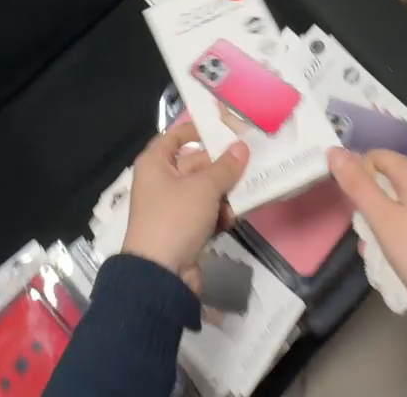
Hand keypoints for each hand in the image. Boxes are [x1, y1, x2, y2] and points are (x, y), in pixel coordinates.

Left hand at [122, 122, 248, 279]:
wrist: (160, 275)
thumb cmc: (175, 218)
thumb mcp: (203, 188)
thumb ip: (225, 167)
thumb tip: (241, 147)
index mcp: (155, 163)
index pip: (175, 136)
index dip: (197, 130)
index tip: (225, 129)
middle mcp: (160, 181)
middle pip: (195, 164)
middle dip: (221, 167)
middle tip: (251, 163)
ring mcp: (172, 207)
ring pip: (204, 190)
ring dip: (224, 193)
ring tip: (246, 193)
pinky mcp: (183, 230)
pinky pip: (205, 213)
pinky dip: (219, 214)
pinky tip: (234, 218)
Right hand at [328, 147, 406, 323]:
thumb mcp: (383, 221)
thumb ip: (357, 185)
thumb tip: (333, 150)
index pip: (375, 156)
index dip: (359, 176)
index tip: (355, 208)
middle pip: (392, 177)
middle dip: (373, 200)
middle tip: (367, 232)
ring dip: (390, 216)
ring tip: (384, 249)